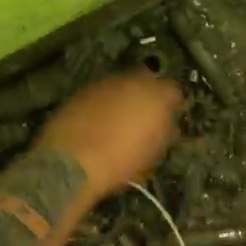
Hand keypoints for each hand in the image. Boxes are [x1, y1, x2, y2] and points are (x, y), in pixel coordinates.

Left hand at [33, 74, 183, 202]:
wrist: (71, 163)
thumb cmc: (120, 164)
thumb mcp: (152, 155)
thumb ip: (164, 133)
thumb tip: (167, 126)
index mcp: (155, 96)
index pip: (174, 91)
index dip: (173, 105)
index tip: (169, 119)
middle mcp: (131, 81)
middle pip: (147, 81)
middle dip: (148, 96)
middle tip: (145, 117)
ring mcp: (104, 84)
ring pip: (121, 85)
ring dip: (124, 97)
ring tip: (118, 120)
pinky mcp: (81, 90)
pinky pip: (100, 93)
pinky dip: (102, 103)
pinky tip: (97, 121)